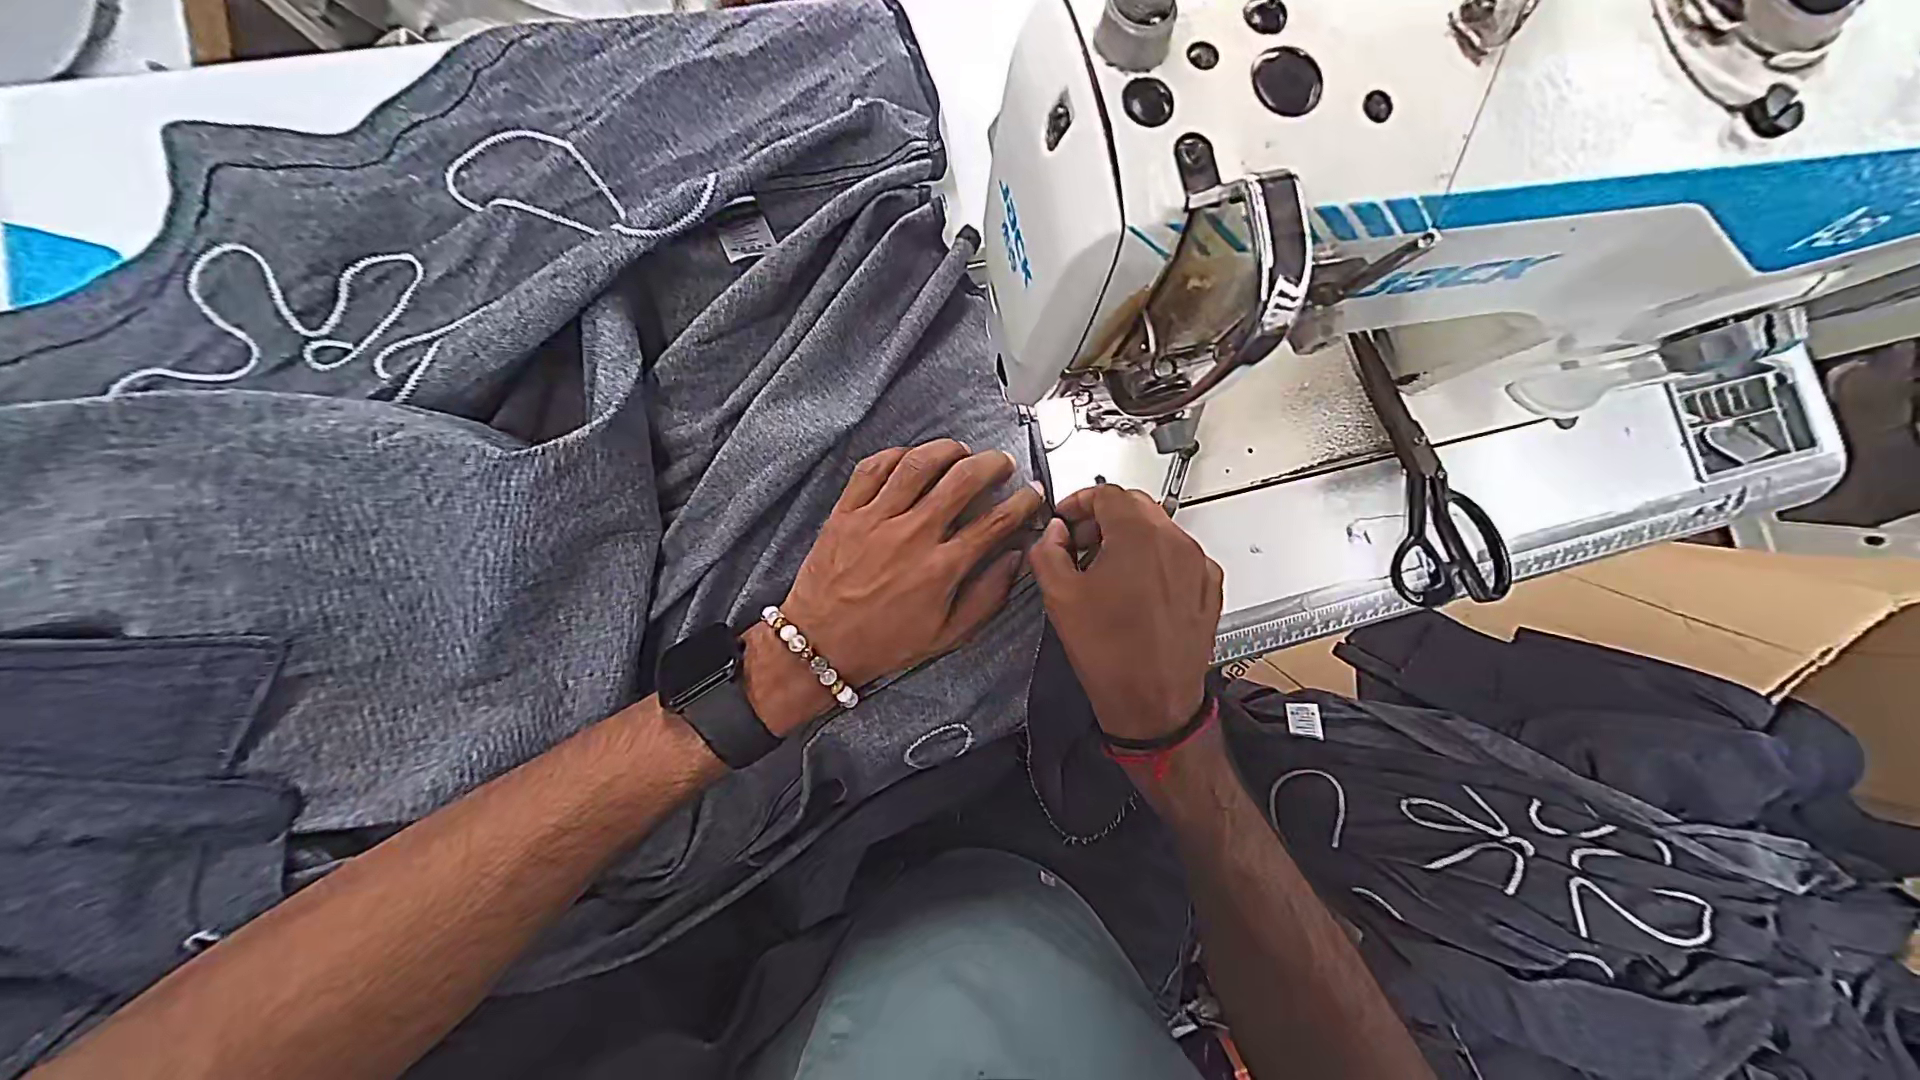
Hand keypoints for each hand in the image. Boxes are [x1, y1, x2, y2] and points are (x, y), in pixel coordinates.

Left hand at [744, 439, 1043, 732]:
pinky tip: (911, 457)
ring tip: (961, 451)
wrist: (821, 645)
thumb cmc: (882, 642)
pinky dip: (896, 454)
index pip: (995, 521)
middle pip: (963, 480)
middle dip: (993, 464)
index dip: (1022, 501)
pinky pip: (872, 468)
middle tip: (1001, 464)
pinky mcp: (846, 513)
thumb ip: (988, 596)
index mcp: (940, 568)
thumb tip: (1014, 561)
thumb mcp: (947, 634)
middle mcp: (911, 537)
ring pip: (919, 464)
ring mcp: (876, 520)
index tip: (1030, 494)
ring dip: (948, 450)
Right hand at [1028, 484, 1222, 741]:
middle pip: (1135, 505)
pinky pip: (1179, 556)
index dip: (1078, 501)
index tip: (1066, 517)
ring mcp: (1196, 564)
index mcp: (1138, 536)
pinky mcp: (1207, 587)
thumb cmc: (1114, 657)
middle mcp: (1175, 543)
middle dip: (1102, 517)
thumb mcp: (1060, 596)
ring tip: (1105, 570)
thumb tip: (1053, 534)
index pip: (1106, 493)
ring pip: (1158, 529)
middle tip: (1080, 542)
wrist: (1153, 701)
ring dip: (1129, 538)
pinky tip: (1135, 589)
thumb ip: (1048, 551)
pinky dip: (1155, 560)